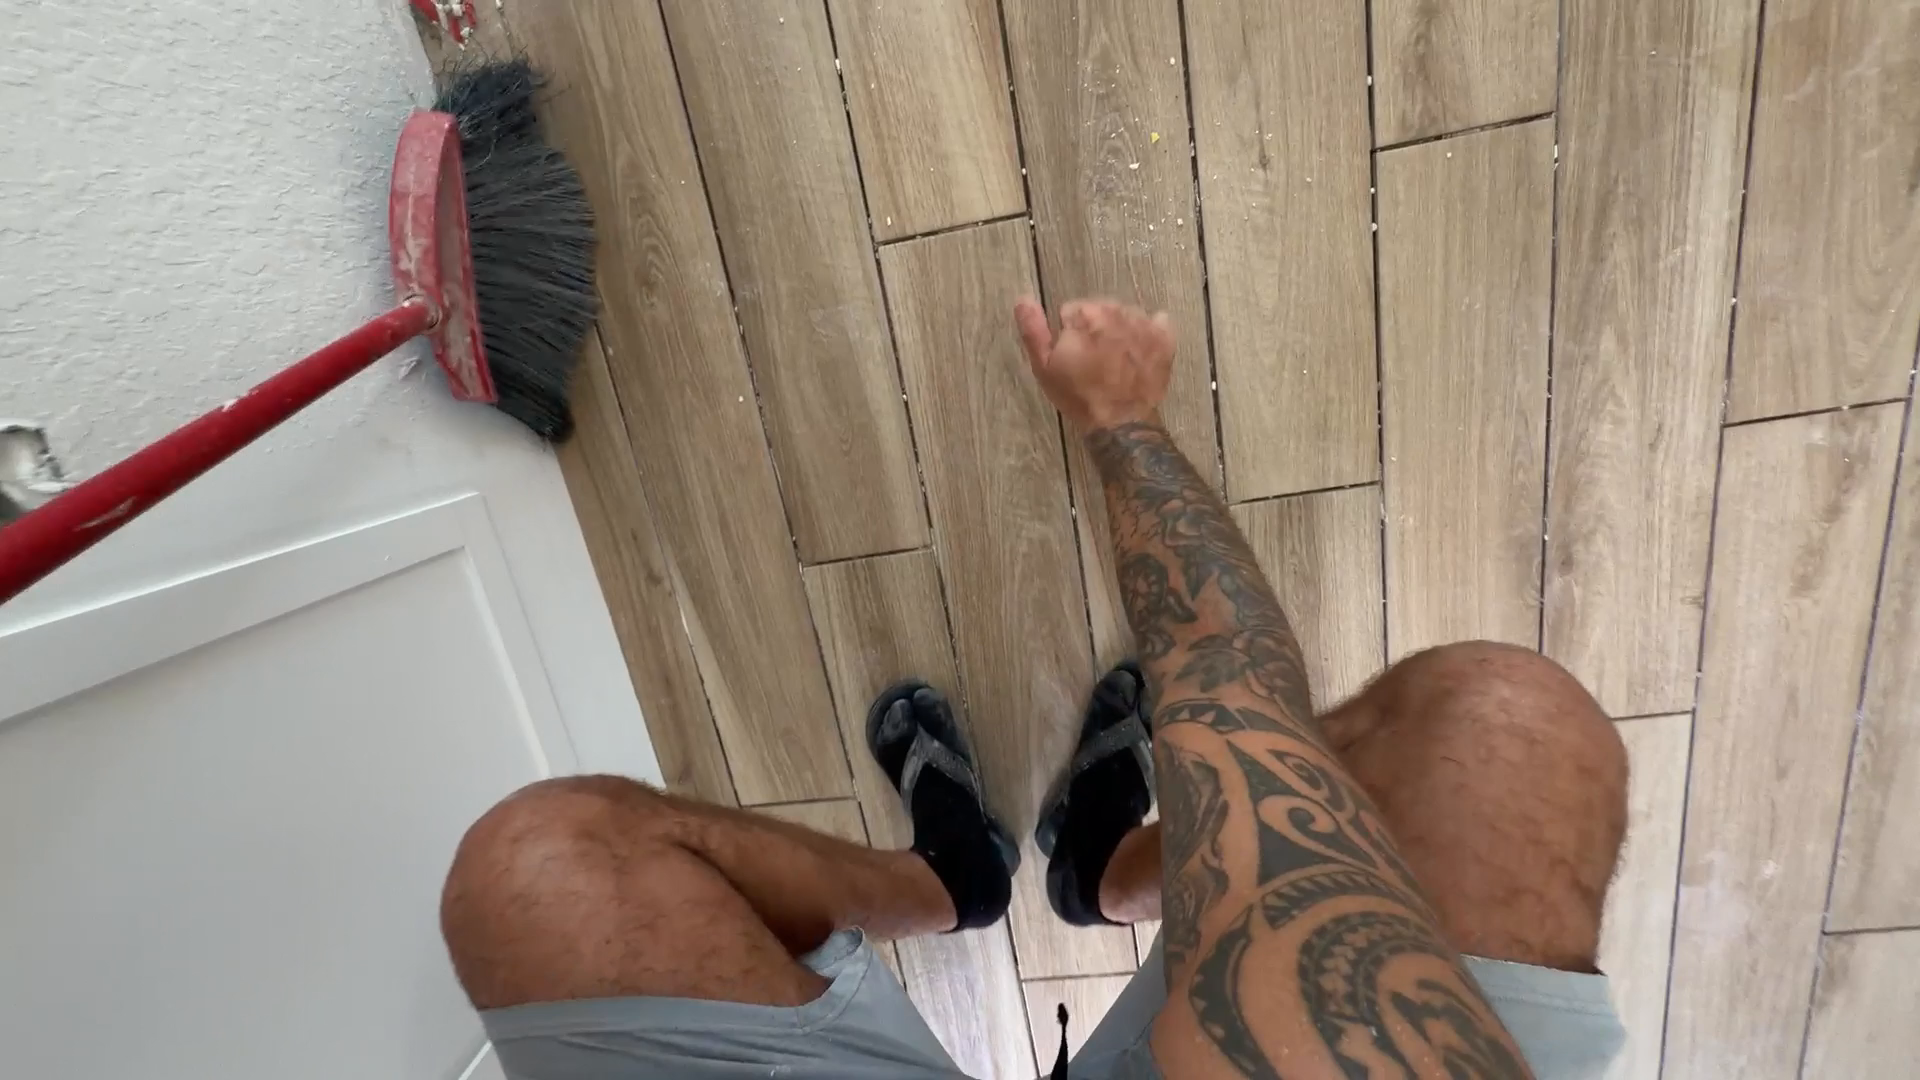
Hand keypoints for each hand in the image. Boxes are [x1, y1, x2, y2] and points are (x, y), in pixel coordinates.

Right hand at [1014, 297, 1173, 432]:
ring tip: (1115, 361)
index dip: (1068, 334)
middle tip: (1093, 361)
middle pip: (1099, 310)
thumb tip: (1023, 299)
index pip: (1070, 311)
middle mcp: (1115, 310)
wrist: (1120, 422)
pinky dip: (1147, 333)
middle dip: (1094, 329)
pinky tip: (1139, 354)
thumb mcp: (1044, 367)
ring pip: (1124, 316)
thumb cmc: (1078, 396)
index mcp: (1084, 314)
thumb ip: (1033, 330)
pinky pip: (1155, 322)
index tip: (1071, 357)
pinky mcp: (1164, 337)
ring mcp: (1143, 322)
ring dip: (1118, 331)